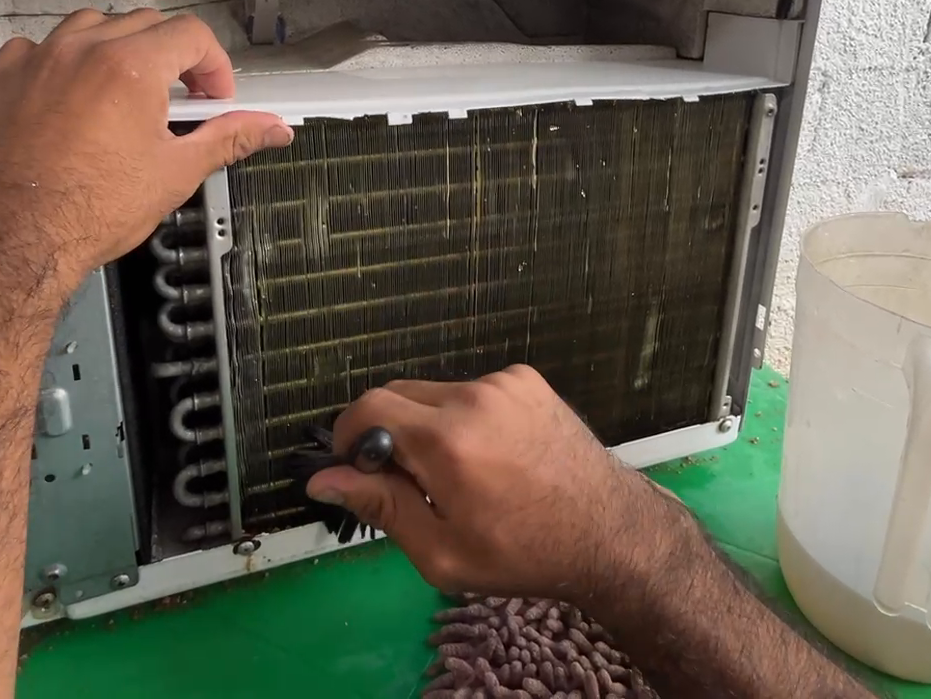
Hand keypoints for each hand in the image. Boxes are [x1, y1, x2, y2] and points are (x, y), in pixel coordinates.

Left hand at [0, 8, 291, 295]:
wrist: (7, 242)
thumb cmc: (90, 209)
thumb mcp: (176, 173)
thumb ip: (230, 138)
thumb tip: (274, 129)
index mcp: (131, 67)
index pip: (192, 34)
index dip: (214, 66)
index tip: (214, 98)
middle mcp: (81, 50)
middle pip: (145, 23)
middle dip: (172, 56)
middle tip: (179, 101)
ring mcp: (34, 60)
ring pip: (90, 26)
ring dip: (119, 49)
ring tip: (126, 95)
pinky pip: (38, 49)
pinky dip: (63, 63)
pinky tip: (70, 100)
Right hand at [304, 365, 689, 602]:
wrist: (607, 531)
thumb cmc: (520, 553)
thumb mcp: (441, 551)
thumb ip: (379, 506)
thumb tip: (323, 478)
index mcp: (447, 439)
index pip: (369, 408)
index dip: (347, 433)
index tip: (352, 463)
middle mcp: (472, 395)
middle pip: (399, 394)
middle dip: (388, 431)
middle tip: (407, 478)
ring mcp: (503, 380)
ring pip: (436, 392)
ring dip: (429, 424)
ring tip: (460, 469)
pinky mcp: (525, 377)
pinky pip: (473, 389)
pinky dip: (466, 415)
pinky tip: (492, 451)